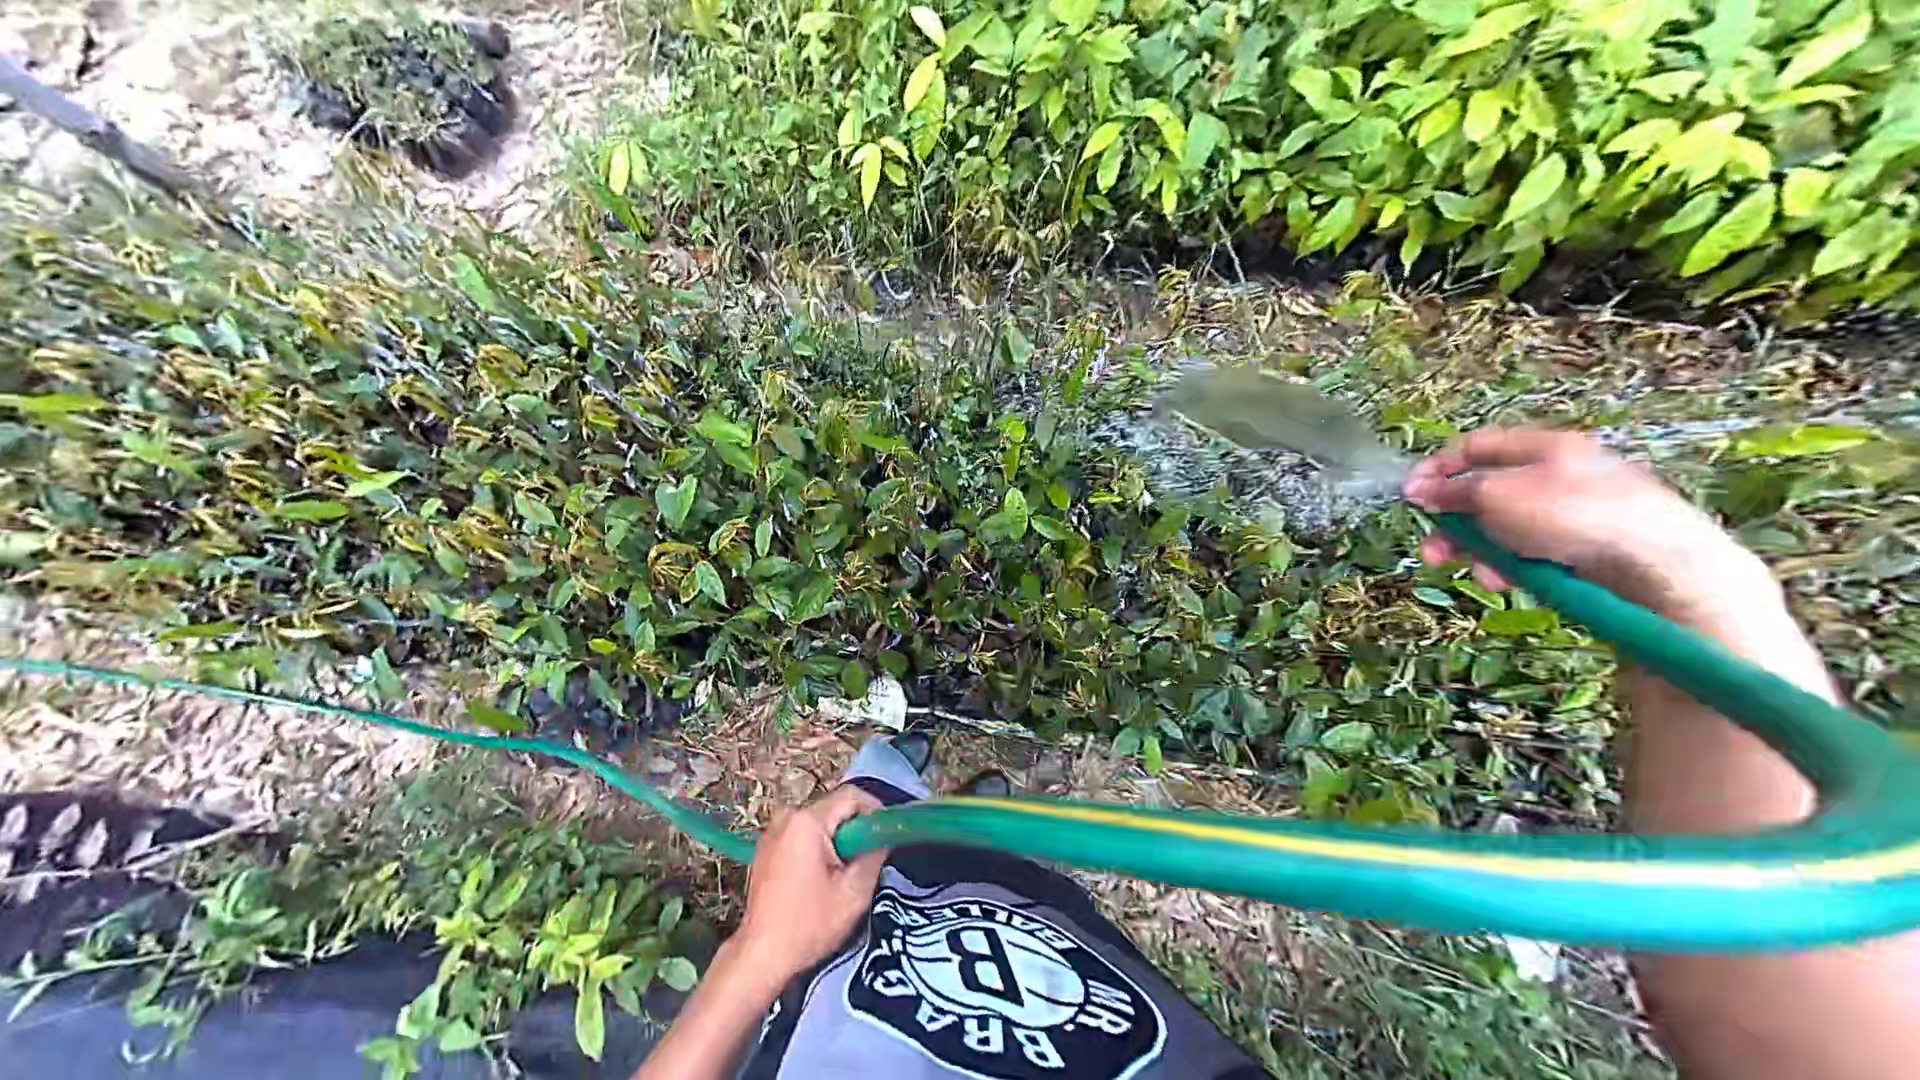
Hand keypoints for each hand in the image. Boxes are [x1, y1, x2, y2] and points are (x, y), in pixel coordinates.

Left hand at [732, 786, 887, 987]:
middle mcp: (787, 818)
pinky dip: (817, 848)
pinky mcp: (766, 847)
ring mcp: (773, 832)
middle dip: (855, 830)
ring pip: (820, 823)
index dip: (875, 810)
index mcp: (807, 822)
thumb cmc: (808, 926)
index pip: (851, 796)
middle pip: (835, 808)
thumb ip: (875, 854)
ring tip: (843, 875)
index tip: (885, 835)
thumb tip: (884, 835)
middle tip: (867, 861)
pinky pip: (802, 834)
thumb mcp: (854, 893)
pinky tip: (819, 880)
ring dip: (837, 841)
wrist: (760, 958)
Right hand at [1401, 428, 1779, 627]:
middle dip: (1451, 522)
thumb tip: (1418, 489)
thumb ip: (1453, 491)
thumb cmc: (1571, 514)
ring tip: (1469, 570)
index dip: (1436, 468)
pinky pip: (1528, 549)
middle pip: (1483, 492)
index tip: (1409, 493)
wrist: (1658, 563)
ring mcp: (1570, 510)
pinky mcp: (1581, 544)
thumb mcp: (1497, 496)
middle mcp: (1556, 473)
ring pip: (1501, 527)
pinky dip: (1508, 564)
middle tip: (1432, 547)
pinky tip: (1506, 579)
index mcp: (1542, 446)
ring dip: (1476, 549)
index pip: (1473, 447)